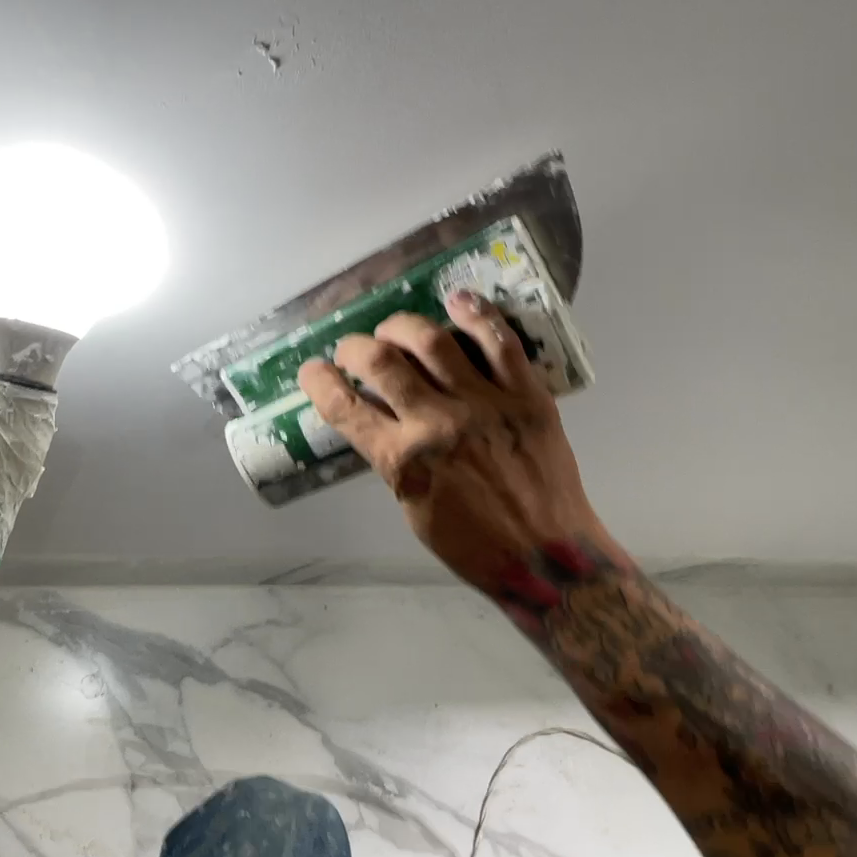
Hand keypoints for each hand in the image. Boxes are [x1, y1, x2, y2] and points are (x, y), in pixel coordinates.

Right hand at [297, 289, 627, 591]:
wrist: (544, 556)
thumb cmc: (471, 543)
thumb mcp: (410, 506)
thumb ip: (392, 458)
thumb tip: (378, 420)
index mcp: (402, 461)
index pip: (343, 406)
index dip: (318, 381)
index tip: (312, 371)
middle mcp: (436, 423)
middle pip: (380, 361)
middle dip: (354, 347)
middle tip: (354, 350)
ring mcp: (483, 404)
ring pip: (432, 340)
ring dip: (401, 327)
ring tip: (394, 331)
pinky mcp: (525, 395)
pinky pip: (498, 341)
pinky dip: (474, 314)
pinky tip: (455, 301)